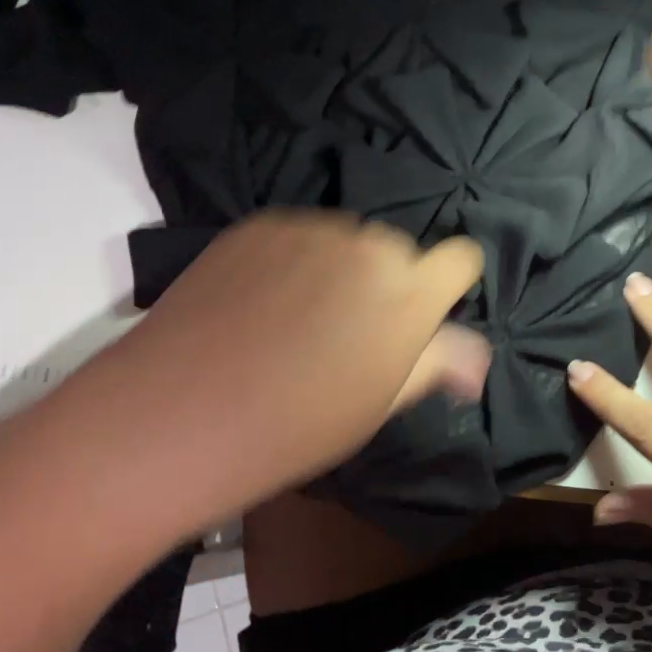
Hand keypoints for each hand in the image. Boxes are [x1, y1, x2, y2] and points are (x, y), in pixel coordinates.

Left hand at [82, 211, 490, 508]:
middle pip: (399, 252)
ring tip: (296, 323)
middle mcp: (367, 244)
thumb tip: (476, 358)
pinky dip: (293, 263)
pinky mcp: (259, 225)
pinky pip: (298, 237)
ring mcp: (308, 229)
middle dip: (388, 284)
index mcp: (409, 291)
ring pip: (347, 243)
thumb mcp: (380, 404)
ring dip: (340, 271)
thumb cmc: (295, 425)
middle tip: (349, 337)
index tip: (420, 321)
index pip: (461, 258)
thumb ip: (437, 363)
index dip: (447, 287)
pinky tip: (259, 307)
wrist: (175, 413)